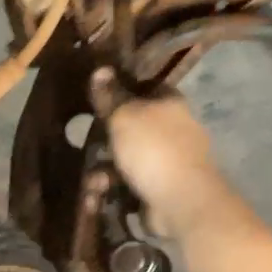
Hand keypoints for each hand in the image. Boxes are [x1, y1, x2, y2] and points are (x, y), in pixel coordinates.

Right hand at [92, 69, 242, 240]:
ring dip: (105, 171)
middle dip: (107, 140)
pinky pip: (130, 185)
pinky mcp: (161, 189)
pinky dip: (115, 190)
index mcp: (171, 104)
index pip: (147, 88)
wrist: (181, 202)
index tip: (98, 100)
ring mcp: (169, 162)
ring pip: (127, 160)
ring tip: (96, 182)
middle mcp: (174, 130)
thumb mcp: (124, 117)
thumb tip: (100, 69)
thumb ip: (110, 96)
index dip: (122, 91)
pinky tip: (101, 196)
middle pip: (133, 127)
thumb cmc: (153, 150)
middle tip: (89, 145)